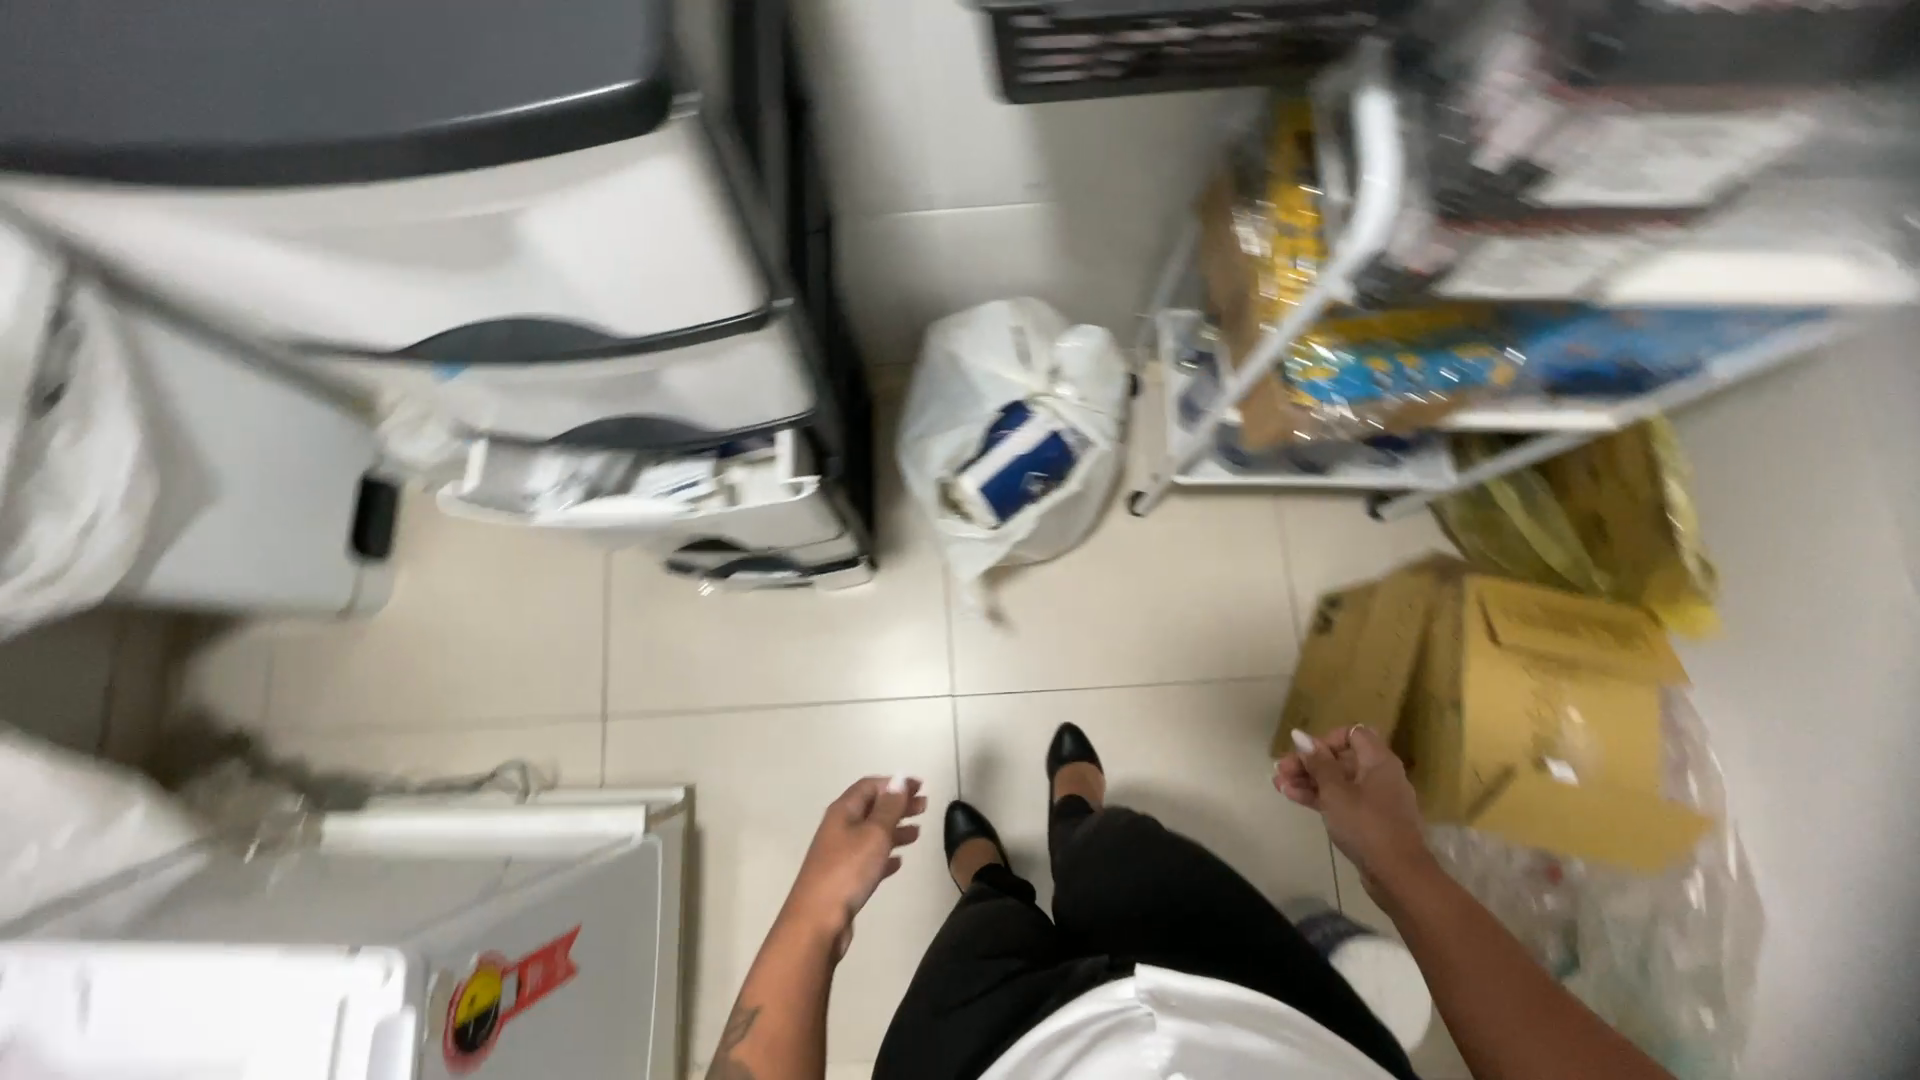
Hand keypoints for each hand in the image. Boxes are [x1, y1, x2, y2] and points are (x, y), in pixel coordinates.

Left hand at [780, 776, 927, 959]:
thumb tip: (898, 780)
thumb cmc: (848, 870)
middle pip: (872, 808)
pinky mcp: (844, 878)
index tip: (919, 786)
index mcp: (843, 811)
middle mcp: (839, 828)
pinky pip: (868, 859)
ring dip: (894, 830)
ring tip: (917, 833)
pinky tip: (898, 862)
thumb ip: (889, 807)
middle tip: (924, 806)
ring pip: (871, 834)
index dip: (895, 783)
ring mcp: (840, 854)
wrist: (818, 921)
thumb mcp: (874, 833)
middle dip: (898, 805)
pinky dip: (884, 855)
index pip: (870, 786)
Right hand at [1274, 726, 1432, 901]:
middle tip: (1280, 770)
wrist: (1398, 875)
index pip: (1353, 734)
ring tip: (1278, 785)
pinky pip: (1342, 799)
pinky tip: (1292, 797)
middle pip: (1341, 758)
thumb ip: (1317, 762)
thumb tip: (1300, 735)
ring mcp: (1375, 799)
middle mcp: (1380, 775)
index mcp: (1379, 761)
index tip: (1307, 754)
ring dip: (1308, 780)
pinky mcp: (1369, 820)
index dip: (1327, 739)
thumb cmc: (1366, 825)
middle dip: (1308, 762)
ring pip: (1338, 780)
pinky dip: (1319, 796)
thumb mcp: (1335, 791)